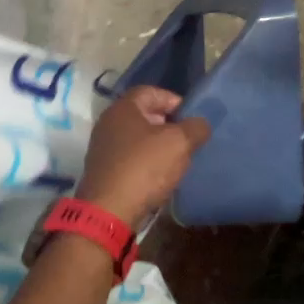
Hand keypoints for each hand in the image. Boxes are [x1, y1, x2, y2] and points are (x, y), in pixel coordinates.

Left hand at [75, 86, 210, 226]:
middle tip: (187, 136)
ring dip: (158, 145)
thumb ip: (196, 127)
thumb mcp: (180, 142)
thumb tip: (200, 125)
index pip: (150, 91)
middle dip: (168, 123)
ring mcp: (103, 149)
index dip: (172, 99)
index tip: (190, 115)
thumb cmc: (144, 167)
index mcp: (123, 109)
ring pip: (137, 138)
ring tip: (178, 158)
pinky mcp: (104, 172)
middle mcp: (108, 125)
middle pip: (143, 115)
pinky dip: (147, 162)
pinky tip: (162, 176)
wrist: (108, 212)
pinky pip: (131, 158)